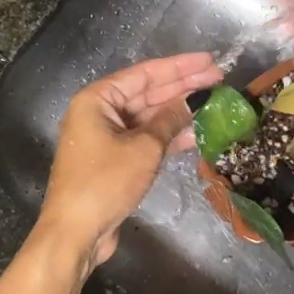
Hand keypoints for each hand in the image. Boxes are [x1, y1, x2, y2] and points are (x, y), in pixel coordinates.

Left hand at [38, 53, 222, 267]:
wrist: (75, 233)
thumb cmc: (105, 182)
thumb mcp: (144, 148)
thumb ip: (170, 120)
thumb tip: (193, 101)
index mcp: (98, 99)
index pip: (145, 73)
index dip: (180, 66)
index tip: (209, 60)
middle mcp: (100, 111)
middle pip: (147, 92)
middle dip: (182, 86)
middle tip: (218, 78)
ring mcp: (107, 136)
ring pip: (148, 116)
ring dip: (178, 110)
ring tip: (212, 102)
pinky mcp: (114, 159)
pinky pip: (145, 137)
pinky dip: (168, 135)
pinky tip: (195, 131)